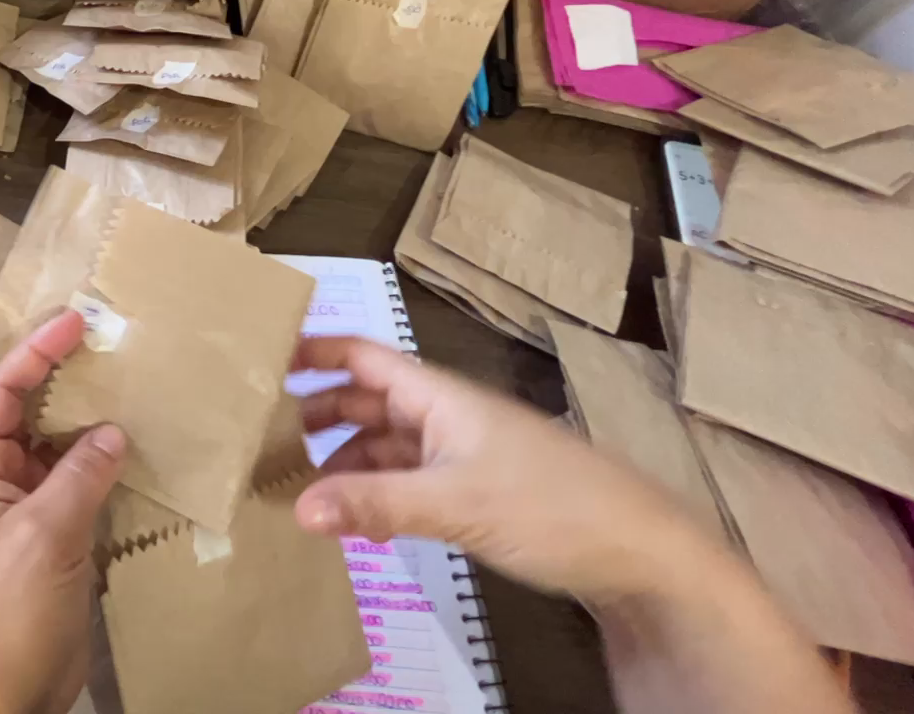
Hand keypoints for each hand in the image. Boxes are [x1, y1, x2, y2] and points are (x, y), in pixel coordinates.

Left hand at [0, 310, 125, 713]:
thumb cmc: (5, 612)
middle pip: (32, 413)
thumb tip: (112, 430)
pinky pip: (78, 484)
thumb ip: (79, 476)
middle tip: (108, 344)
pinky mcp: (54, 536)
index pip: (3, 392)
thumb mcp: (43, 536)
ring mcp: (27, 507)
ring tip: (130, 386)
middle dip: (64, 378)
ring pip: (60, 448)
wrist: (1, 700)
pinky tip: (135, 448)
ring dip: (89, 421)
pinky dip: (103, 465)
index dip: (35, 352)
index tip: (74, 321)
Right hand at [293, 337, 726, 606]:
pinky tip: (354, 520)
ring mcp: (457, 453)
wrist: (653, 565)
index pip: (361, 355)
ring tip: (299, 487)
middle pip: (364, 399)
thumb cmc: (554, 507)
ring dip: (341, 459)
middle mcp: (442, 414)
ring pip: (382, 443)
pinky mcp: (472, 490)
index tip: (261, 358)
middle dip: (315, 413)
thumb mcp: (456, 505)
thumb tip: (296, 509)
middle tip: (266, 437)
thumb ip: (374, 504)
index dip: (313, 349)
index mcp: (437, 395)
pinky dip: (373, 491)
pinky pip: (404, 479)